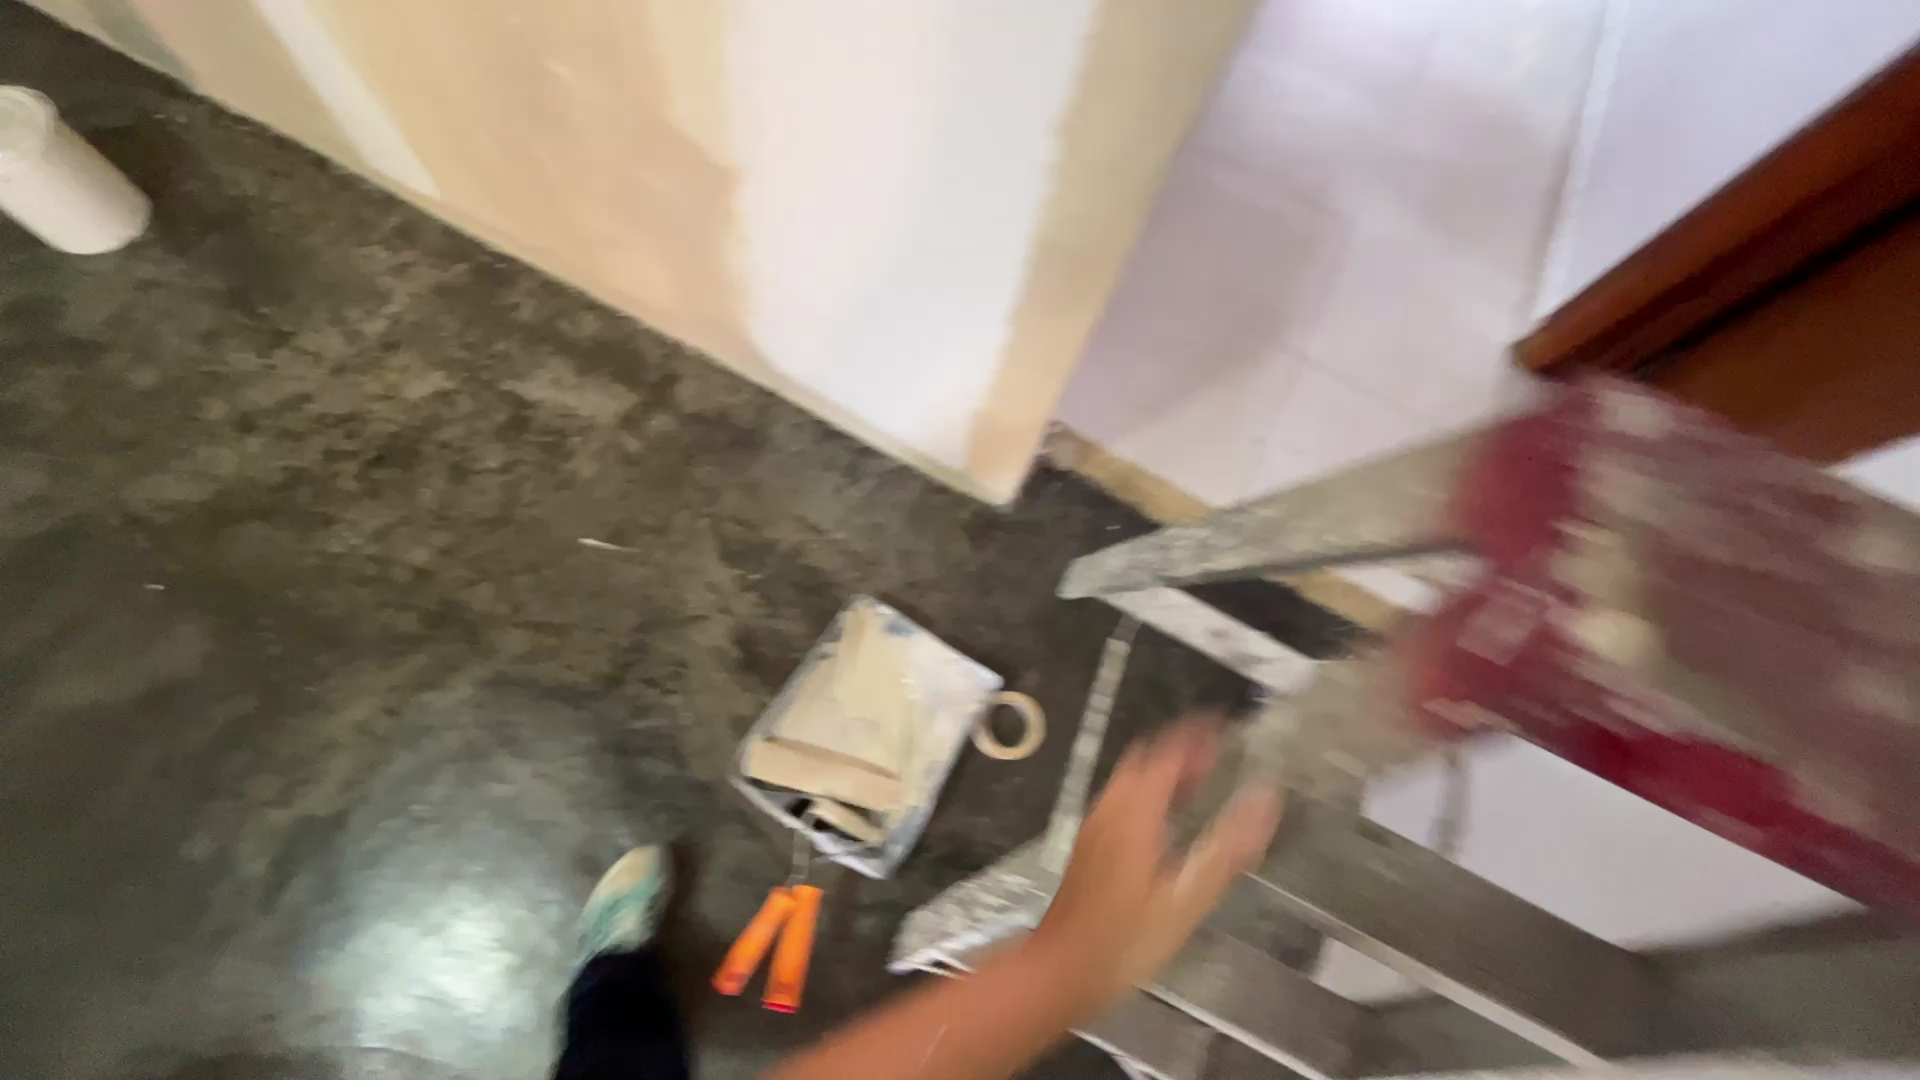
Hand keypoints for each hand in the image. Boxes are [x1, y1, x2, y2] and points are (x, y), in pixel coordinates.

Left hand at [1030, 717, 1282, 1008]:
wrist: (1061, 968)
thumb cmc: (1125, 938)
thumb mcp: (1185, 899)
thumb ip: (1228, 849)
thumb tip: (1266, 800)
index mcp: (1133, 810)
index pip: (1166, 752)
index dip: (1196, 735)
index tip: (1225, 725)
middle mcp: (1110, 806)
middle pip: (1145, 759)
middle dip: (1181, 750)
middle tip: (1218, 758)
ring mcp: (1096, 823)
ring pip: (1132, 779)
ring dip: (1165, 772)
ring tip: (1203, 784)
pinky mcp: (1091, 842)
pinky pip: (1123, 798)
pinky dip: (1150, 792)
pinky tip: (1170, 823)